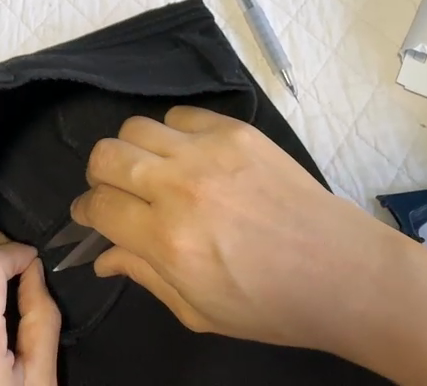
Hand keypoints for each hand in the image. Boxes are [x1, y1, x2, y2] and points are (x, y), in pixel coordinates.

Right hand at [72, 106, 403, 354]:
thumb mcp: (198, 311)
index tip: (91, 215)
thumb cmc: (269, 304)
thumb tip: (102, 254)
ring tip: (149, 169)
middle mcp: (179, 187)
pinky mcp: (233, 130)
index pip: (99, 205)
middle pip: (106, 155)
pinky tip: (186, 155)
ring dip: (131, 150)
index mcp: (168, 241)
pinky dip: (171, 133)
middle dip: (99, 175)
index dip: (86, 210)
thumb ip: (144, 275)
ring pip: (135, 127)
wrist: (340, 269)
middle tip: (116, 191)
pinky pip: (179, 115)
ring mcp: (207, 151)